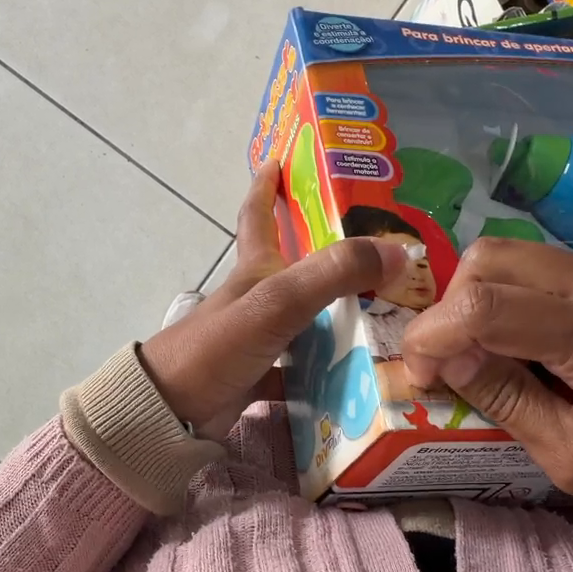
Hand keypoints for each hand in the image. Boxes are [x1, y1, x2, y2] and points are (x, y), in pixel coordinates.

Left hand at [140, 161, 406, 435]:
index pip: (258, 215)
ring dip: (344, 316)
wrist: (173, 412)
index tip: (283, 159)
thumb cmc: (218, 348)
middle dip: (336, 256)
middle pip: (300, 269)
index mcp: (254, 271)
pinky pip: (305, 370)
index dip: (268, 185)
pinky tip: (363, 376)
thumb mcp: (276, 301)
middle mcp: (258, 301)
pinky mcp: (262, 379)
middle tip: (386, 253)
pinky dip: (331, 371)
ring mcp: (259, 342)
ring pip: (310, 320)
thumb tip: (399, 252)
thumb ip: (333, 274)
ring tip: (393, 315)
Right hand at [401, 239, 572, 531]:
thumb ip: (510, 403)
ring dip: (471, 300)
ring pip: (509, 255)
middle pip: (489, 258)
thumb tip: (450, 361)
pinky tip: (508, 345)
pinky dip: (502, 299)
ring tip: (473, 357)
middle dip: (447, 310)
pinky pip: (537, 270)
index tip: (422, 380)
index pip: (485, 305)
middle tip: (446, 366)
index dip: (432, 337)